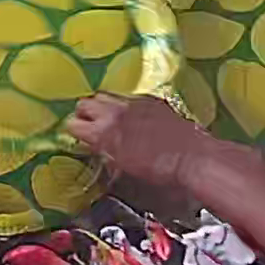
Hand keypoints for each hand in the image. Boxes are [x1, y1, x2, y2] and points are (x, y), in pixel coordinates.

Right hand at [67, 94, 215, 190]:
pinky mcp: (148, 98)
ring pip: (103, 94)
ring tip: (109, 118)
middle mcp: (113, 113)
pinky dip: (122, 103)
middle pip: (84, 103)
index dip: (74, 131)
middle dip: (84, 114)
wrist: (191, 157)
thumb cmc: (158, 171)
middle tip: (91, 125)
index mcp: (103, 133)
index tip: (78, 136)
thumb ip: (106, 153)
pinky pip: (125, 95)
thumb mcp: (124, 167)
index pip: (73, 124)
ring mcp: (131, 102)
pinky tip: (131, 115)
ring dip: (101, 105)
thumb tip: (99, 148)